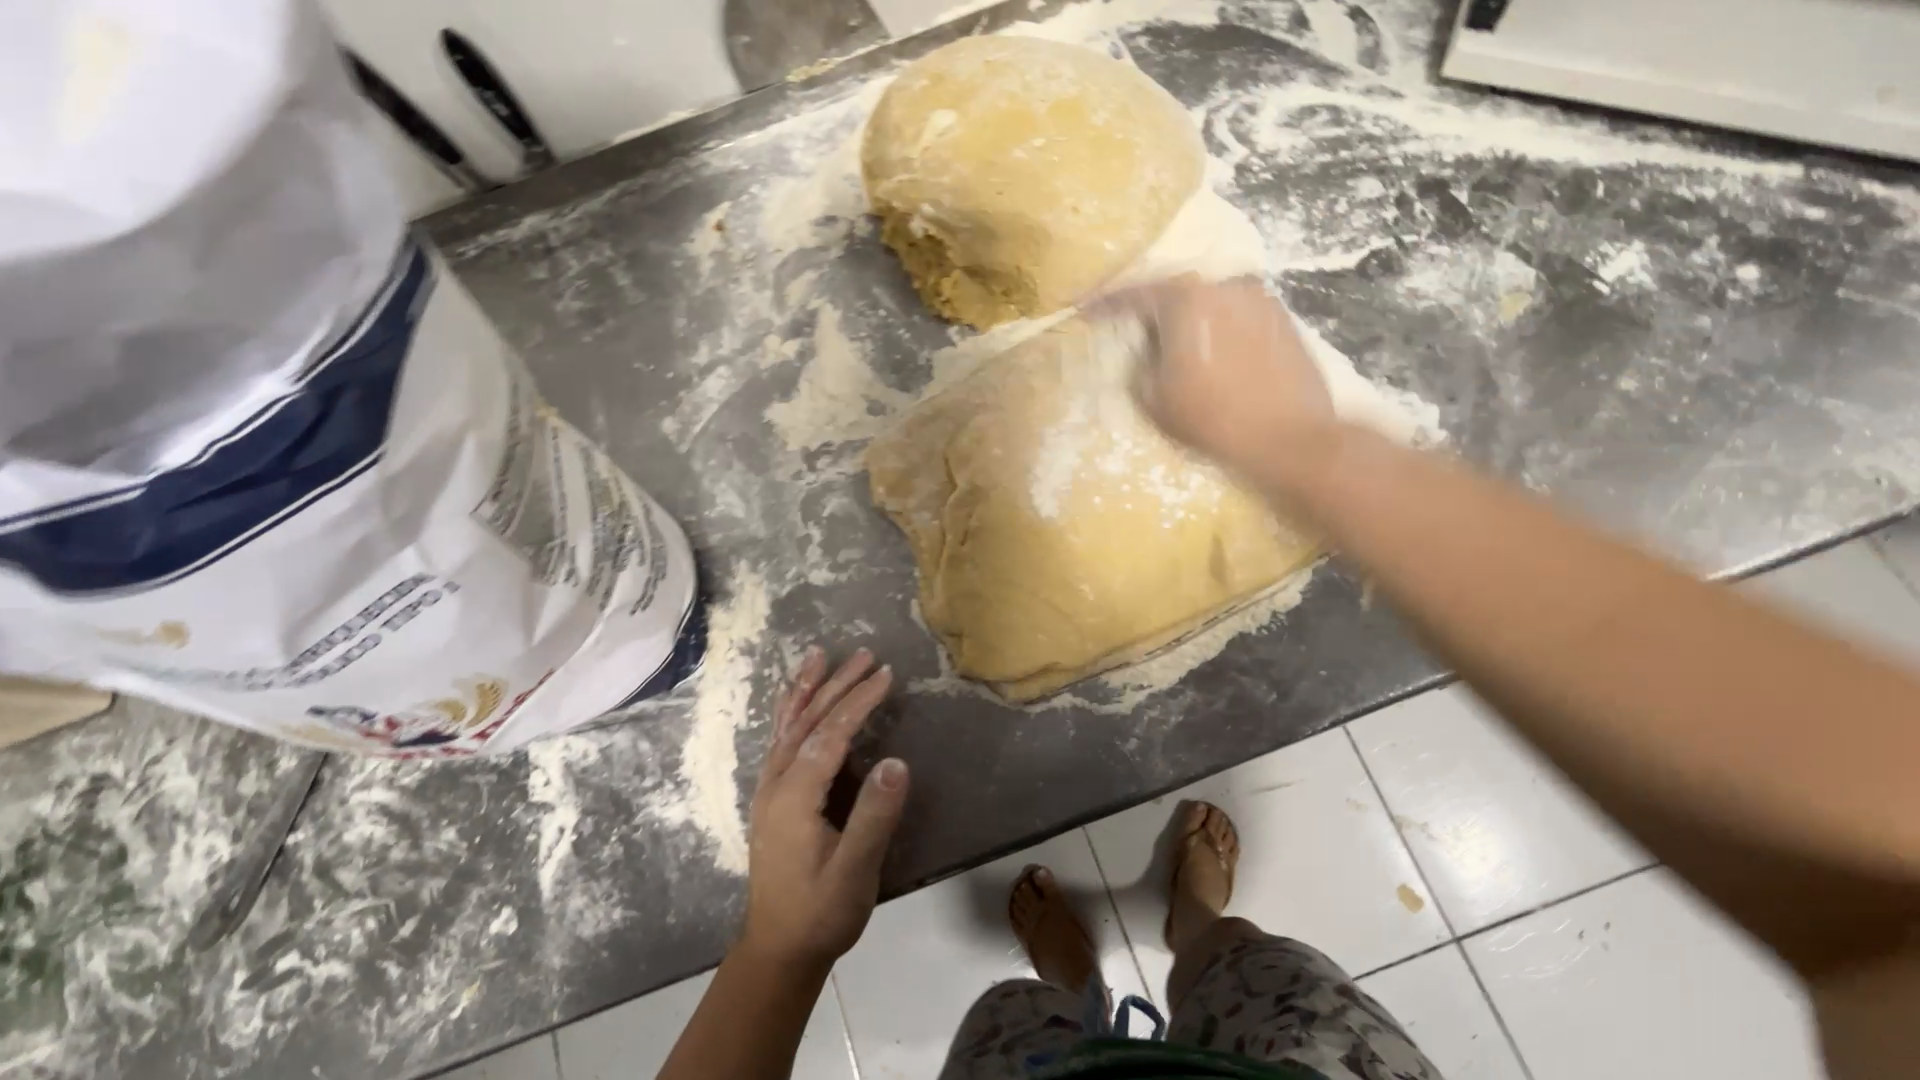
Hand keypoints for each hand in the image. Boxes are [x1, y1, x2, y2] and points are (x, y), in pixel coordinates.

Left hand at [742, 647, 907, 970]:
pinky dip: (789, 712)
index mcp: (795, 799)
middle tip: (866, 654)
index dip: (858, 703)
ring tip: (819, 655)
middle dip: (836, 685)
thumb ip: (874, 817)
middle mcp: (776, 785)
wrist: (779, 947)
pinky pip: (779, 742)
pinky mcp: (772, 798)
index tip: (886, 675)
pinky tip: (795, 699)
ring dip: (806, 689)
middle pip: (806, 722)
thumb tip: (897, 762)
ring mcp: (769, 791)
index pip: (829, 737)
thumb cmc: (822, 912)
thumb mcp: (854, 872)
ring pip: (787, 727)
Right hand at [1104, 275, 1338, 482]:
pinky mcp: (1285, 320)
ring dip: (1189, 319)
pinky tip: (1213, 354)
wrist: (1292, 439)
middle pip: (1177, 290)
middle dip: (1151, 308)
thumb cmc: (1213, 419)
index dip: (1105, 304)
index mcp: (1187, 298)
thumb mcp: (1154, 401)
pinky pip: (1237, 317)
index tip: (1085, 310)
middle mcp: (1225, 285)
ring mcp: (1261, 299)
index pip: (1134, 293)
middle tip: (1131, 324)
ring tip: (1175, 343)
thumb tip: (1144, 355)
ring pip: (1210, 302)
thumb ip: (1138, 366)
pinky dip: (1219, 329)